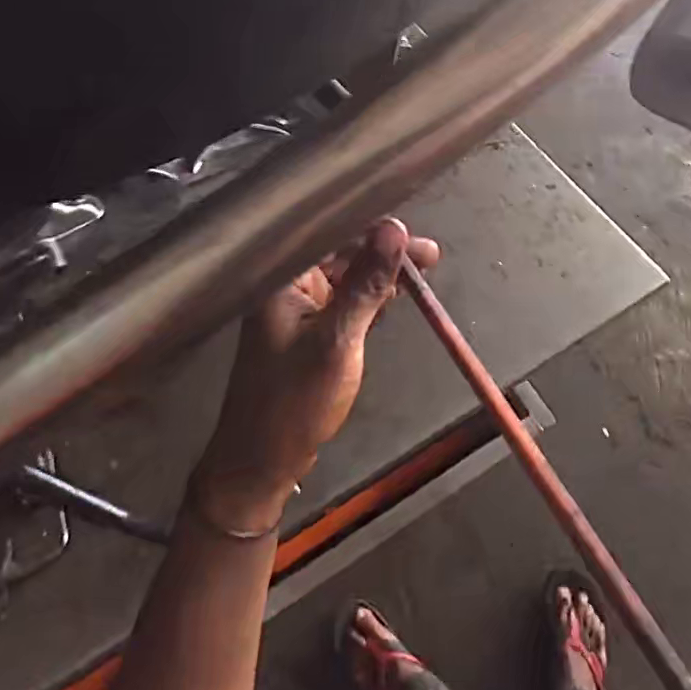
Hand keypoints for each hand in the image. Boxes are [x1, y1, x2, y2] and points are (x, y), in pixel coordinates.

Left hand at [190, 219, 439, 535]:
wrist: (261, 461)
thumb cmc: (293, 402)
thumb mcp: (338, 340)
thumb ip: (367, 284)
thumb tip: (396, 230)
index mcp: (282, 277)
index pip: (329, 232)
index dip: (373, 228)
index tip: (413, 233)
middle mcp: (286, 283)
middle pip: (339, 251)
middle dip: (383, 251)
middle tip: (430, 255)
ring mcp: (296, 306)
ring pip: (344, 275)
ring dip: (380, 274)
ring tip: (422, 271)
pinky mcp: (307, 327)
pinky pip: (343, 299)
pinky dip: (369, 297)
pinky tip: (394, 296)